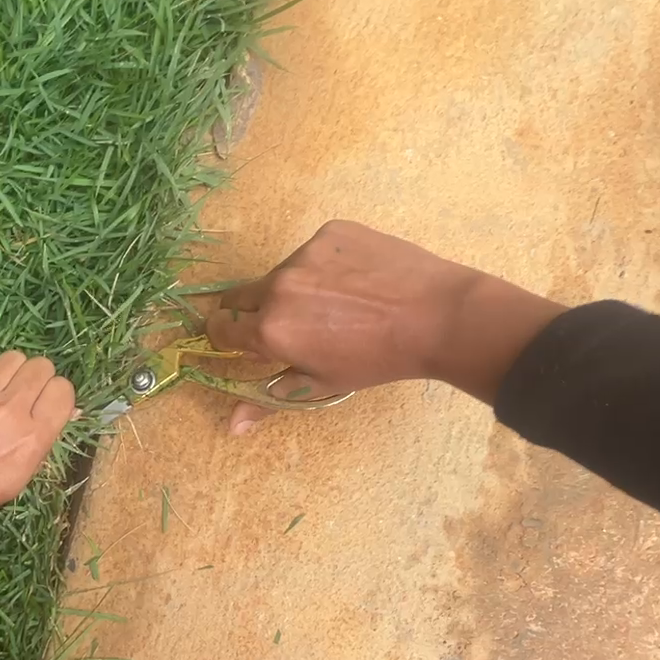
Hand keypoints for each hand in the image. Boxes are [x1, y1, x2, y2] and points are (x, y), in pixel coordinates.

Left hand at [0, 351, 75, 567]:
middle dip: (37, 379)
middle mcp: (12, 409)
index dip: (56, 395)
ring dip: (12, 373)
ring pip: (13, 358)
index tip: (46, 404)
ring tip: (0, 392)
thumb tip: (59, 409)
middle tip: (23, 396)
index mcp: (34, 436)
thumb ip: (42, 437)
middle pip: (41, 366)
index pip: (63, 389)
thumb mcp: (22, 475)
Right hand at [203, 220, 565, 432]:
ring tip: (335, 302)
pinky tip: (353, 280)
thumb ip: (267, 400)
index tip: (238, 339)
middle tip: (290, 323)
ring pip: (280, 274)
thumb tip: (232, 426)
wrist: (439, 317)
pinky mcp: (331, 232)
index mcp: (269, 330)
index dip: (225, 336)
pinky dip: (324, 266)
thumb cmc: (375, 360)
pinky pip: (312, 252)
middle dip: (253, 312)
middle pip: (241, 297)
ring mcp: (304, 255)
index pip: (219, 327)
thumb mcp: (319, 384)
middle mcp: (278, 288)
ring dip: (292, 288)